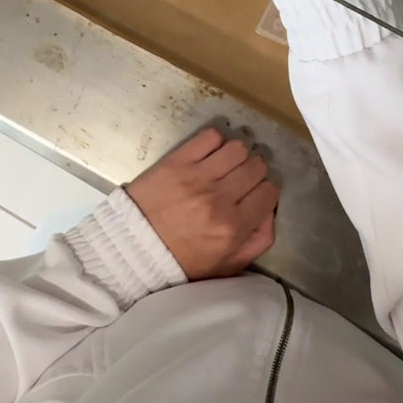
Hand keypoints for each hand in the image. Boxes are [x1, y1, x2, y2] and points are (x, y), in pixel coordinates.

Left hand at [125, 127, 279, 279]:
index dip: (266, 192)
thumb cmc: (180, 260)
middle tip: (241, 178)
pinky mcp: (176, 161)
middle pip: (257, 167)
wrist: (132, 247)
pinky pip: (209, 137)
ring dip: (237, 155)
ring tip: (226, 164)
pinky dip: (215, 141)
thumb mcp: (225, 265)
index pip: (269, 192)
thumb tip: (270, 213)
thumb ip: (257, 242)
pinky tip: (209, 153)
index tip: (256, 193)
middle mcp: (219, 199)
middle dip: (254, 172)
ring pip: (237, 148)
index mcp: (233, 228)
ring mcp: (197, 177)